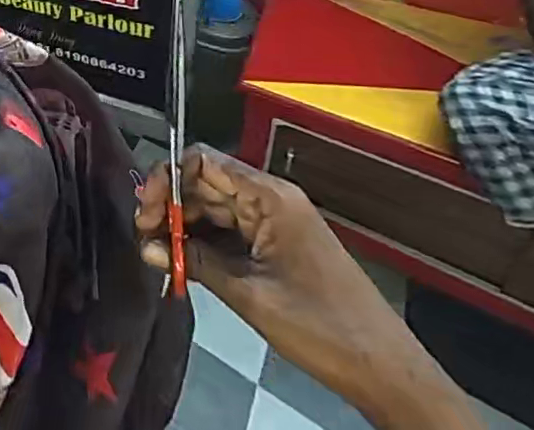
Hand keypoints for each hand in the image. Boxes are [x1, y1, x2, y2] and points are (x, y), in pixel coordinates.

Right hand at [138, 146, 481, 429]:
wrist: (388, 372)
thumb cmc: (323, 328)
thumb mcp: (251, 295)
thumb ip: (196, 262)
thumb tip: (148, 247)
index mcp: (270, 197)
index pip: (202, 162)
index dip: (167, 178)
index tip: (146, 210)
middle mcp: (270, 198)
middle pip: (204, 183)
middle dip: (170, 206)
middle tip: (145, 237)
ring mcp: (274, 219)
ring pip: (213, 206)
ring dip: (184, 226)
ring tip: (159, 252)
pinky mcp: (276, 241)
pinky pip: (229, 228)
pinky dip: (204, 241)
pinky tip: (184, 259)